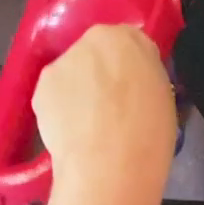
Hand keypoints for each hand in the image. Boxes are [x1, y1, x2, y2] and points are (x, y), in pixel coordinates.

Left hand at [33, 24, 176, 204]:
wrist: (109, 166)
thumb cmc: (149, 134)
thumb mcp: (163, 97)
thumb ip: (146, 78)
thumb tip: (134, 84)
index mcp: (127, 38)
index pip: (132, 45)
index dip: (133, 70)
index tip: (135, 92)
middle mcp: (90, 41)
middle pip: (97, 55)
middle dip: (102, 76)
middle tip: (111, 109)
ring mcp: (61, 63)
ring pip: (72, 75)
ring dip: (78, 92)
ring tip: (88, 128)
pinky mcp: (39, 89)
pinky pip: (55, 96)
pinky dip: (60, 110)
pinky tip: (71, 134)